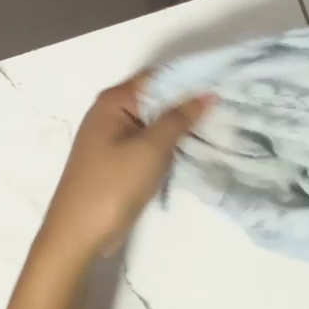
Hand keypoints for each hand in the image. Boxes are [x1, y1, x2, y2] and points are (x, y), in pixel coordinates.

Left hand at [32, 74, 209, 265]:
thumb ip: (178, 118)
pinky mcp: (119, 161)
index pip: (158, 76)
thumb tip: (206, 93)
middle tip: (229, 103)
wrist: (78, 233)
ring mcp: (113, 138)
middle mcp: (110, 113)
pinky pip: (149, 144)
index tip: (225, 79)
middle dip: (189, 101)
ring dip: (182, 125)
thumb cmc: (112, 185)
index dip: (190, 75)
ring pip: (155, 123)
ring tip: (222, 122)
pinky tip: (197, 147)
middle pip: (157, 98)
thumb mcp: (150, 148)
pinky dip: (170, 144)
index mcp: (113, 101)